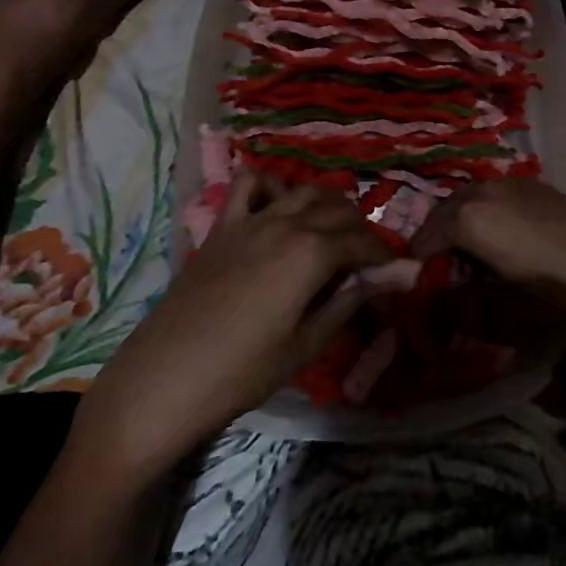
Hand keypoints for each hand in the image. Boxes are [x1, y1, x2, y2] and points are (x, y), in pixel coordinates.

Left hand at [71, 172, 389, 469]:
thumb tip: (401, 276)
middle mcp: (286, 224)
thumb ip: (352, 299)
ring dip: (327, 205)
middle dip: (361, 231)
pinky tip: (279, 208)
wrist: (163, 380)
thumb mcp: (308, 342)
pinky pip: (249, 185)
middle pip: (339, 210)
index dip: (384, 259)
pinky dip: (272, 186)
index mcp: (312, 252)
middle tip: (366, 265)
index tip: (394, 277)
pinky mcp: (221, 227)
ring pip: (303, 191)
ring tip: (333, 234)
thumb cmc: (242, 372)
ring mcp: (251, 221)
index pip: (364, 243)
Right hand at [410, 178, 565, 333]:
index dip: (420, 266)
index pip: (424, 239)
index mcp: (470, 217)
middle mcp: (488, 189)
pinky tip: (510, 241)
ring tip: (478, 258)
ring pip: (474, 200)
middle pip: (446, 213)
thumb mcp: (493, 315)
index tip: (426, 289)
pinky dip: (493, 214)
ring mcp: (518, 183)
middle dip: (441, 240)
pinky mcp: (542, 186)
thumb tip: (413, 290)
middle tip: (448, 273)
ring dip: (466, 225)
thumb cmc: (553, 304)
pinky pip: (501, 196)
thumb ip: (446, 302)